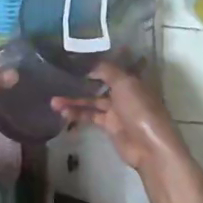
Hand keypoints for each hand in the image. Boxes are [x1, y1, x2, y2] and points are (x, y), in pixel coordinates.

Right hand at [52, 62, 185, 170]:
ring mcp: (117, 110)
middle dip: (82, 81)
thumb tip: (90, 65)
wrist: (149, 146)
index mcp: (133, 79)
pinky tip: (62, 112)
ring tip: (53, 101)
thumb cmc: (140, 109)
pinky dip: (77, 114)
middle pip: (100, 83)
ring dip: (74, 100)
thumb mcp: (125, 83)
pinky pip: (90, 116)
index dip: (100, 60)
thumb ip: (107, 70)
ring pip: (92, 101)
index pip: (115, 65)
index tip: (80, 56)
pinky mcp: (109, 125)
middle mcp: (125, 92)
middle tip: (60, 77)